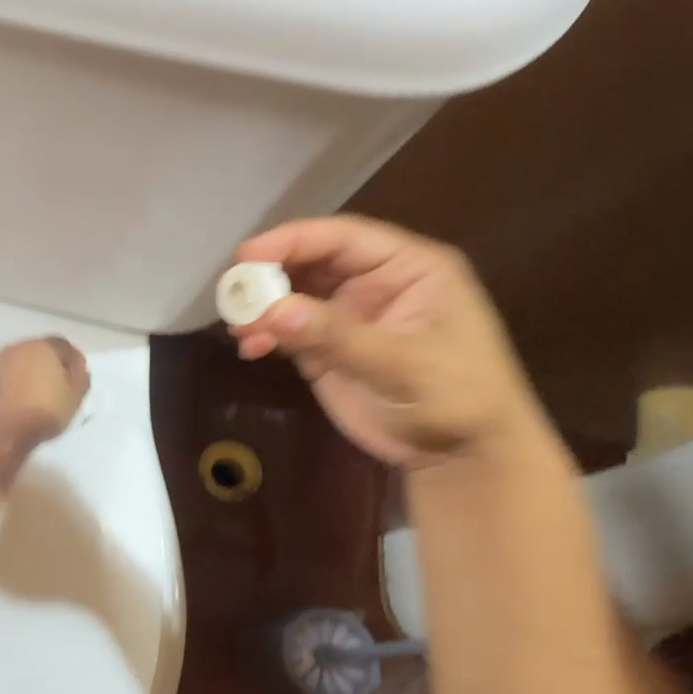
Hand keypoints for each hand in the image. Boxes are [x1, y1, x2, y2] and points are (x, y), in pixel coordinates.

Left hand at [0, 337, 89, 475]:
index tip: (78, 377)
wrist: (3, 434)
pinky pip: (6, 378)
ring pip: (20, 363)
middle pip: (39, 351)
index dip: (73, 360)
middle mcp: (16, 348)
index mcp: (41, 346)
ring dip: (30, 374)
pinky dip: (15, 384)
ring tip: (40, 394)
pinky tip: (21, 400)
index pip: (63, 346)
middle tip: (60, 385)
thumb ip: (81, 378)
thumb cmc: (45, 412)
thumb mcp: (75, 397)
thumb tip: (77, 370)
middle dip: (50, 364)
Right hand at [228, 215, 547, 470]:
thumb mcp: (403, 365)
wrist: (459, 454)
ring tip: (239, 329)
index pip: (344, 239)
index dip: (294, 240)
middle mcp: (373, 283)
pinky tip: (249, 349)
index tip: (247, 256)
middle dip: (270, 275)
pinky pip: (286, 331)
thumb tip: (275, 311)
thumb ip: (339, 336)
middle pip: (311, 262)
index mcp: (407, 268)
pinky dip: (264, 335)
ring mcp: (347, 317)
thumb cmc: (455, 398)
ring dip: (262, 307)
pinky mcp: (326, 350)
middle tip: (233, 293)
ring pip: (292, 296)